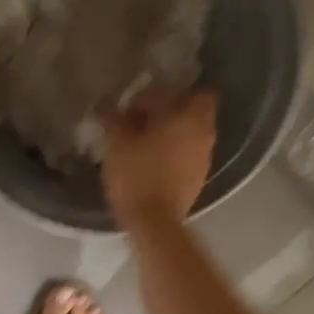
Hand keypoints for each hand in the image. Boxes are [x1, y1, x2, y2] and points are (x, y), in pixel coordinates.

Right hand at [100, 87, 217, 229]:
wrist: (154, 222)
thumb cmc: (136, 174)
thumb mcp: (117, 142)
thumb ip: (114, 117)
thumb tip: (108, 101)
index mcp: (189, 118)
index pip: (188, 91)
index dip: (163, 92)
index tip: (137, 104)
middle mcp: (204, 133)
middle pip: (196, 109)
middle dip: (172, 109)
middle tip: (143, 118)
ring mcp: (205, 157)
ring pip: (193, 131)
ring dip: (173, 130)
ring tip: (144, 141)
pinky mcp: (199, 177)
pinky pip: (189, 152)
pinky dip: (175, 150)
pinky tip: (152, 161)